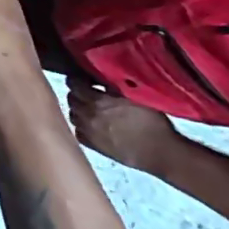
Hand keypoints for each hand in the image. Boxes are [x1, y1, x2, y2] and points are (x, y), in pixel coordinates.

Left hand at [68, 77, 183, 174]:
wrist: (158, 151)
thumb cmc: (151, 121)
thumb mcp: (134, 95)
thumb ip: (114, 86)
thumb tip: (101, 77)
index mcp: (98, 101)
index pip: (74, 85)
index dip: (76, 79)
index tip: (82, 77)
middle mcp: (88, 116)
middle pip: (71, 100)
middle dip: (76, 93)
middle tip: (86, 91)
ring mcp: (89, 133)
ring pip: (72, 116)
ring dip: (78, 109)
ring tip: (88, 107)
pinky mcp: (94, 147)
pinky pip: (78, 133)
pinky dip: (81, 126)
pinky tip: (90, 124)